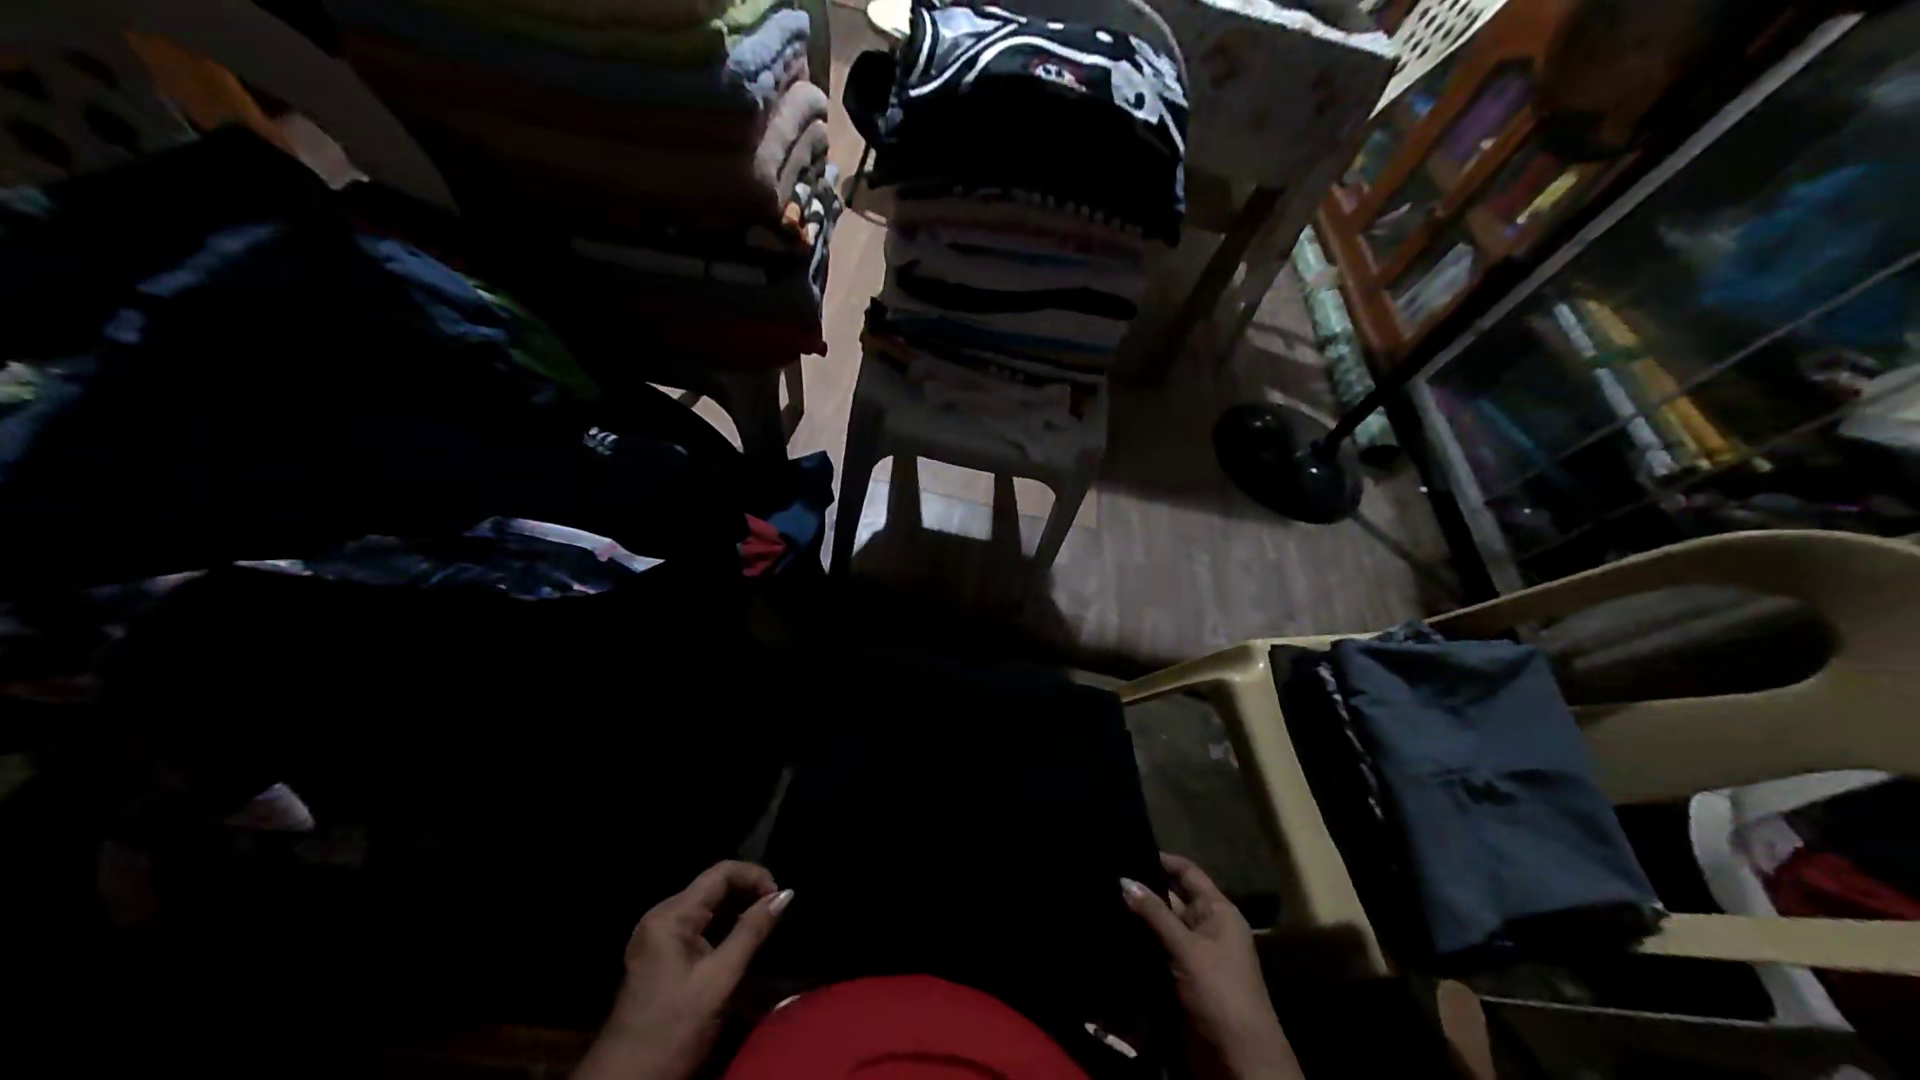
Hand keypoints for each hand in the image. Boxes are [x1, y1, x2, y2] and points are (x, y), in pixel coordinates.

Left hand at [574, 861, 792, 1079]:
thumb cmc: (673, 1030)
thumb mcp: (719, 980)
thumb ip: (752, 932)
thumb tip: (785, 894)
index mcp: (671, 915)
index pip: (721, 872)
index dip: (755, 877)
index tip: (781, 899)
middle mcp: (661, 917)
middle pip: (714, 887)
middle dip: (749, 895)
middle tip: (777, 917)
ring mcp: (658, 938)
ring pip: (708, 909)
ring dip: (738, 914)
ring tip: (765, 932)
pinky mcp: (660, 957)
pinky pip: (699, 929)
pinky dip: (723, 932)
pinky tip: (741, 949)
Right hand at [1122, 853, 1300, 1079]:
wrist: (1239, 1058)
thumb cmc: (1221, 993)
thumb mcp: (1188, 949)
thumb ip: (1155, 914)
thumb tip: (1124, 879)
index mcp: (1217, 912)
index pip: (1187, 873)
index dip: (1161, 860)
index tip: (1127, 847)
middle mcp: (1205, 927)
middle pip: (1170, 898)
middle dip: (1141, 890)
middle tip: (1103, 875)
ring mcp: (1192, 954)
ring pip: (1158, 926)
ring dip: (1135, 919)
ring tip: (1098, 898)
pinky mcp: (1178, 977)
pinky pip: (1155, 951)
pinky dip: (1137, 944)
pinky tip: (1109, 933)